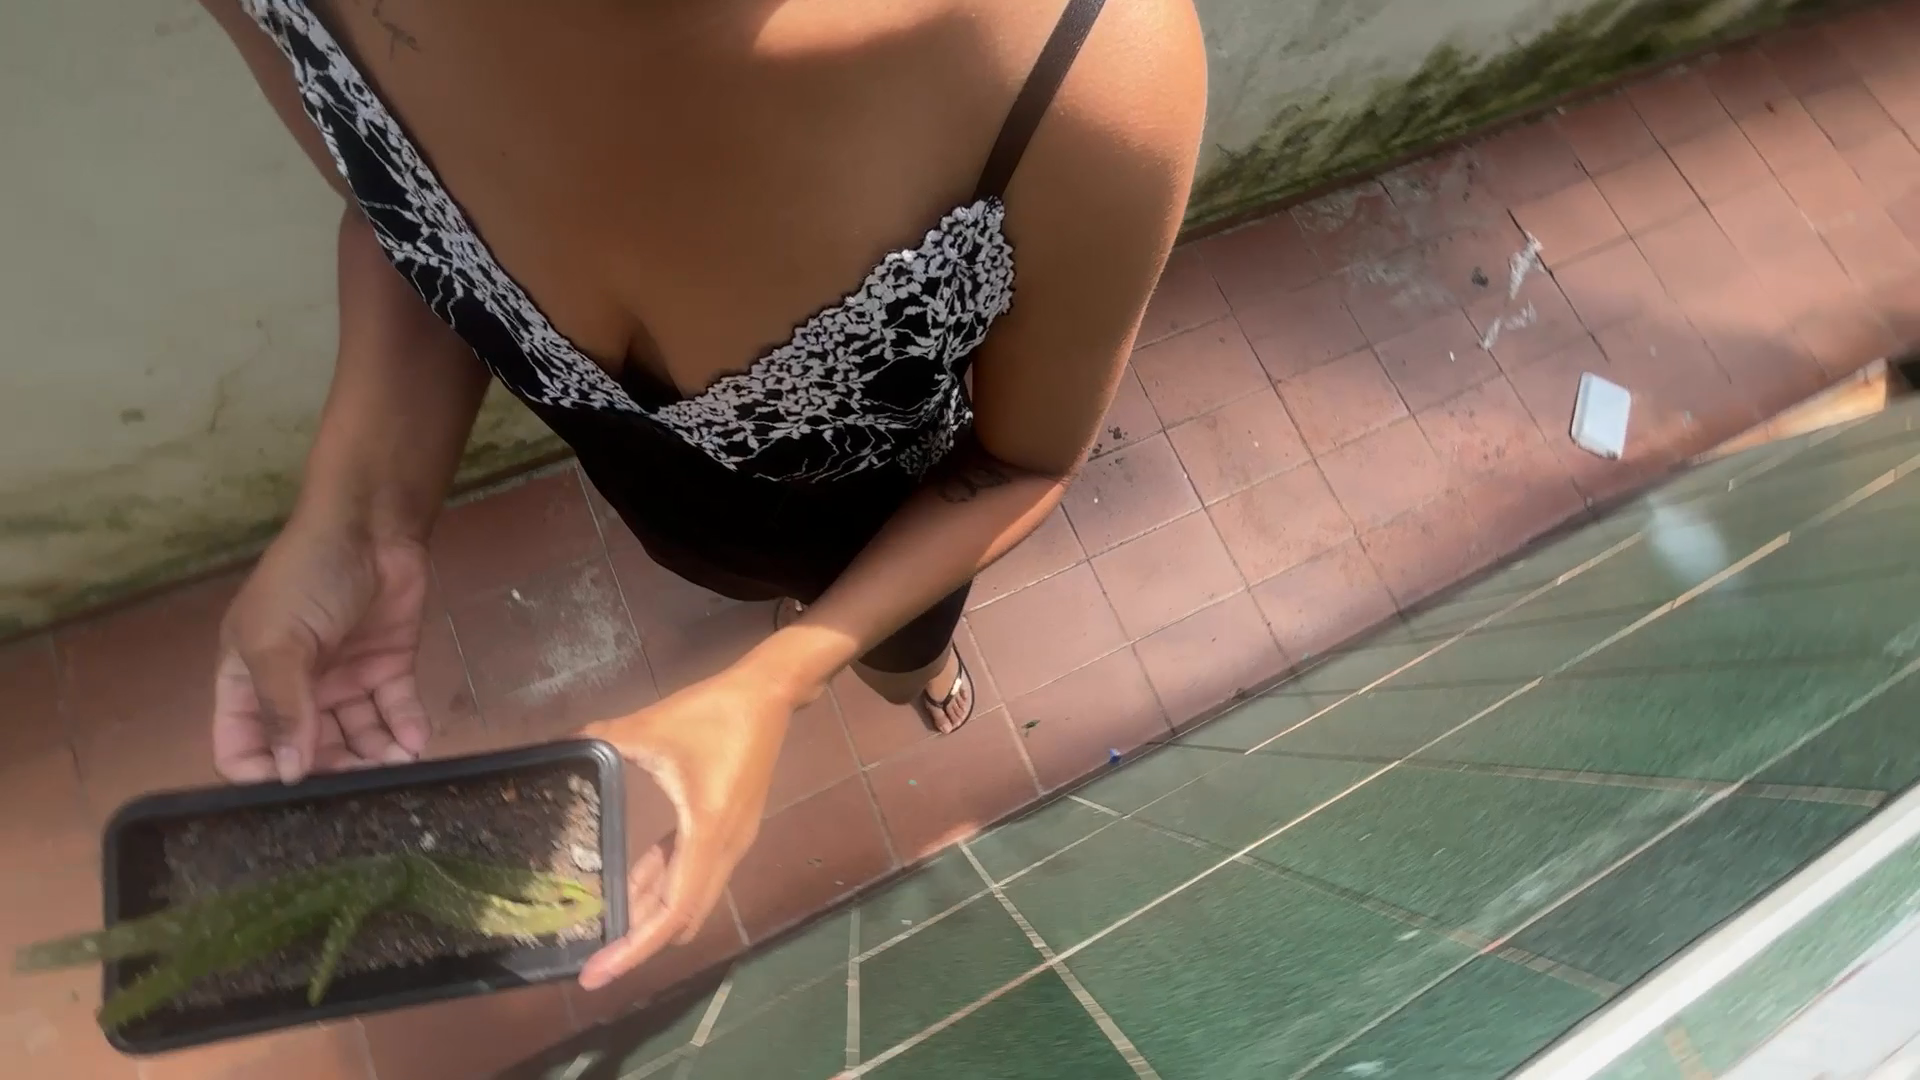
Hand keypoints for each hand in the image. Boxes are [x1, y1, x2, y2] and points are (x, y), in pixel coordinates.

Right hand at [213, 517, 433, 783]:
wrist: (371, 534)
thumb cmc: (307, 581)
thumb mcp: (278, 642)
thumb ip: (284, 706)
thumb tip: (286, 770)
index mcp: (250, 683)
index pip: (244, 744)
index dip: (262, 771)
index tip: (293, 791)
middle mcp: (299, 687)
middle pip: (311, 746)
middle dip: (334, 768)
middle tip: (362, 786)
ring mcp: (347, 678)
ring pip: (359, 732)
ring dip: (375, 754)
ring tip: (397, 768)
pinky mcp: (391, 665)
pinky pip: (397, 707)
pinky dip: (406, 726)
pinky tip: (416, 742)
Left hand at [576, 667, 799, 989]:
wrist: (769, 692)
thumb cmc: (715, 712)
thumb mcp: (653, 725)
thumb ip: (604, 738)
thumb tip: (564, 743)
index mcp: (707, 831)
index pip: (673, 911)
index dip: (635, 948)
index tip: (595, 975)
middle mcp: (726, 847)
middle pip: (685, 915)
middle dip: (641, 940)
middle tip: (593, 957)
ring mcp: (734, 838)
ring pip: (693, 895)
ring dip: (654, 909)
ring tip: (607, 918)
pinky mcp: (734, 824)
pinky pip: (698, 869)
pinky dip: (668, 882)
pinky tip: (636, 877)